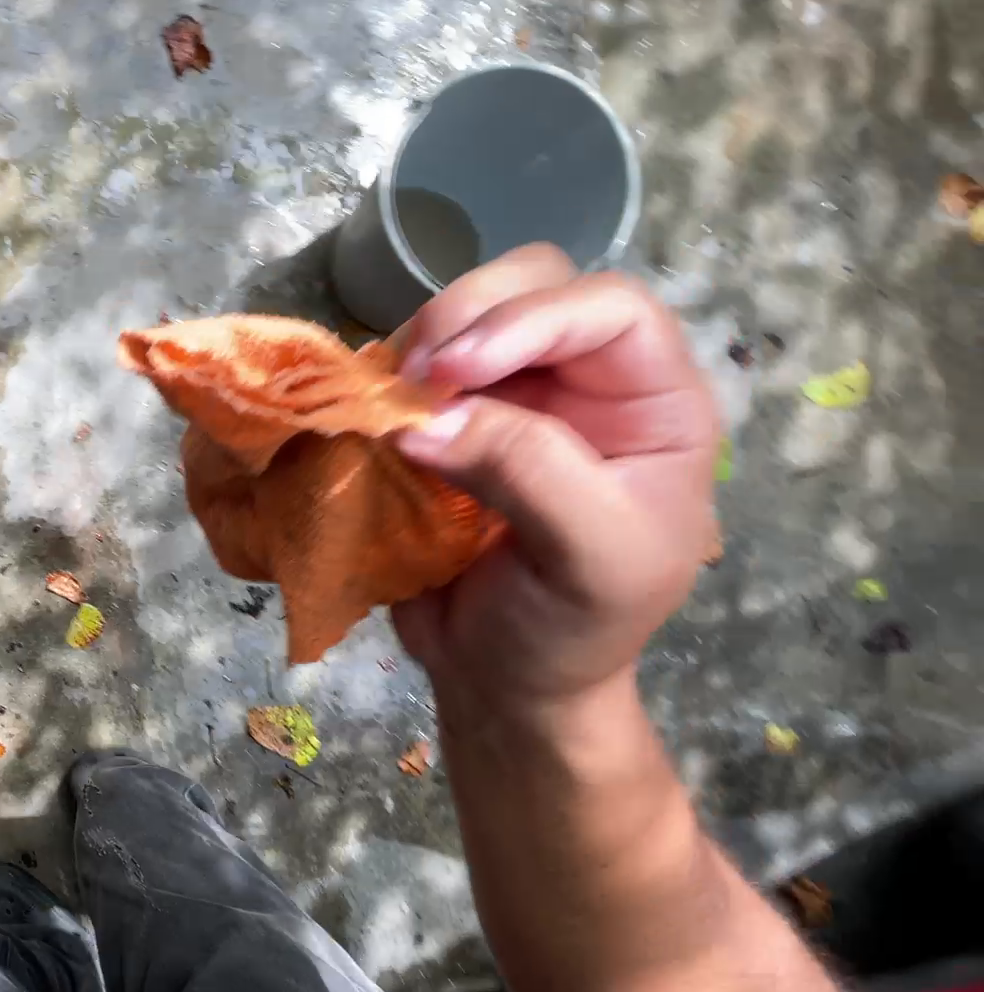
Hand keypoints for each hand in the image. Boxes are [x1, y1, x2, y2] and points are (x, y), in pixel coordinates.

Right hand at [390, 244, 718, 718]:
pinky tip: (366, 413)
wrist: (500, 680)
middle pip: (529, 285)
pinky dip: (380, 381)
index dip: (526, 322)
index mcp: (650, 406)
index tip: (445, 375)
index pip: (606, 310)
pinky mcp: (439, 429)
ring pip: (459, 319)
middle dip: (462, 316)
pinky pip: (407, 374)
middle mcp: (577, 387)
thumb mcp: (587, 558)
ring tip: (382, 401)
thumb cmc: (568, 629)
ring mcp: (503, 403)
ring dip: (413, 345)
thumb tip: (418, 417)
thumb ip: (526, 470)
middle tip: (408, 377)